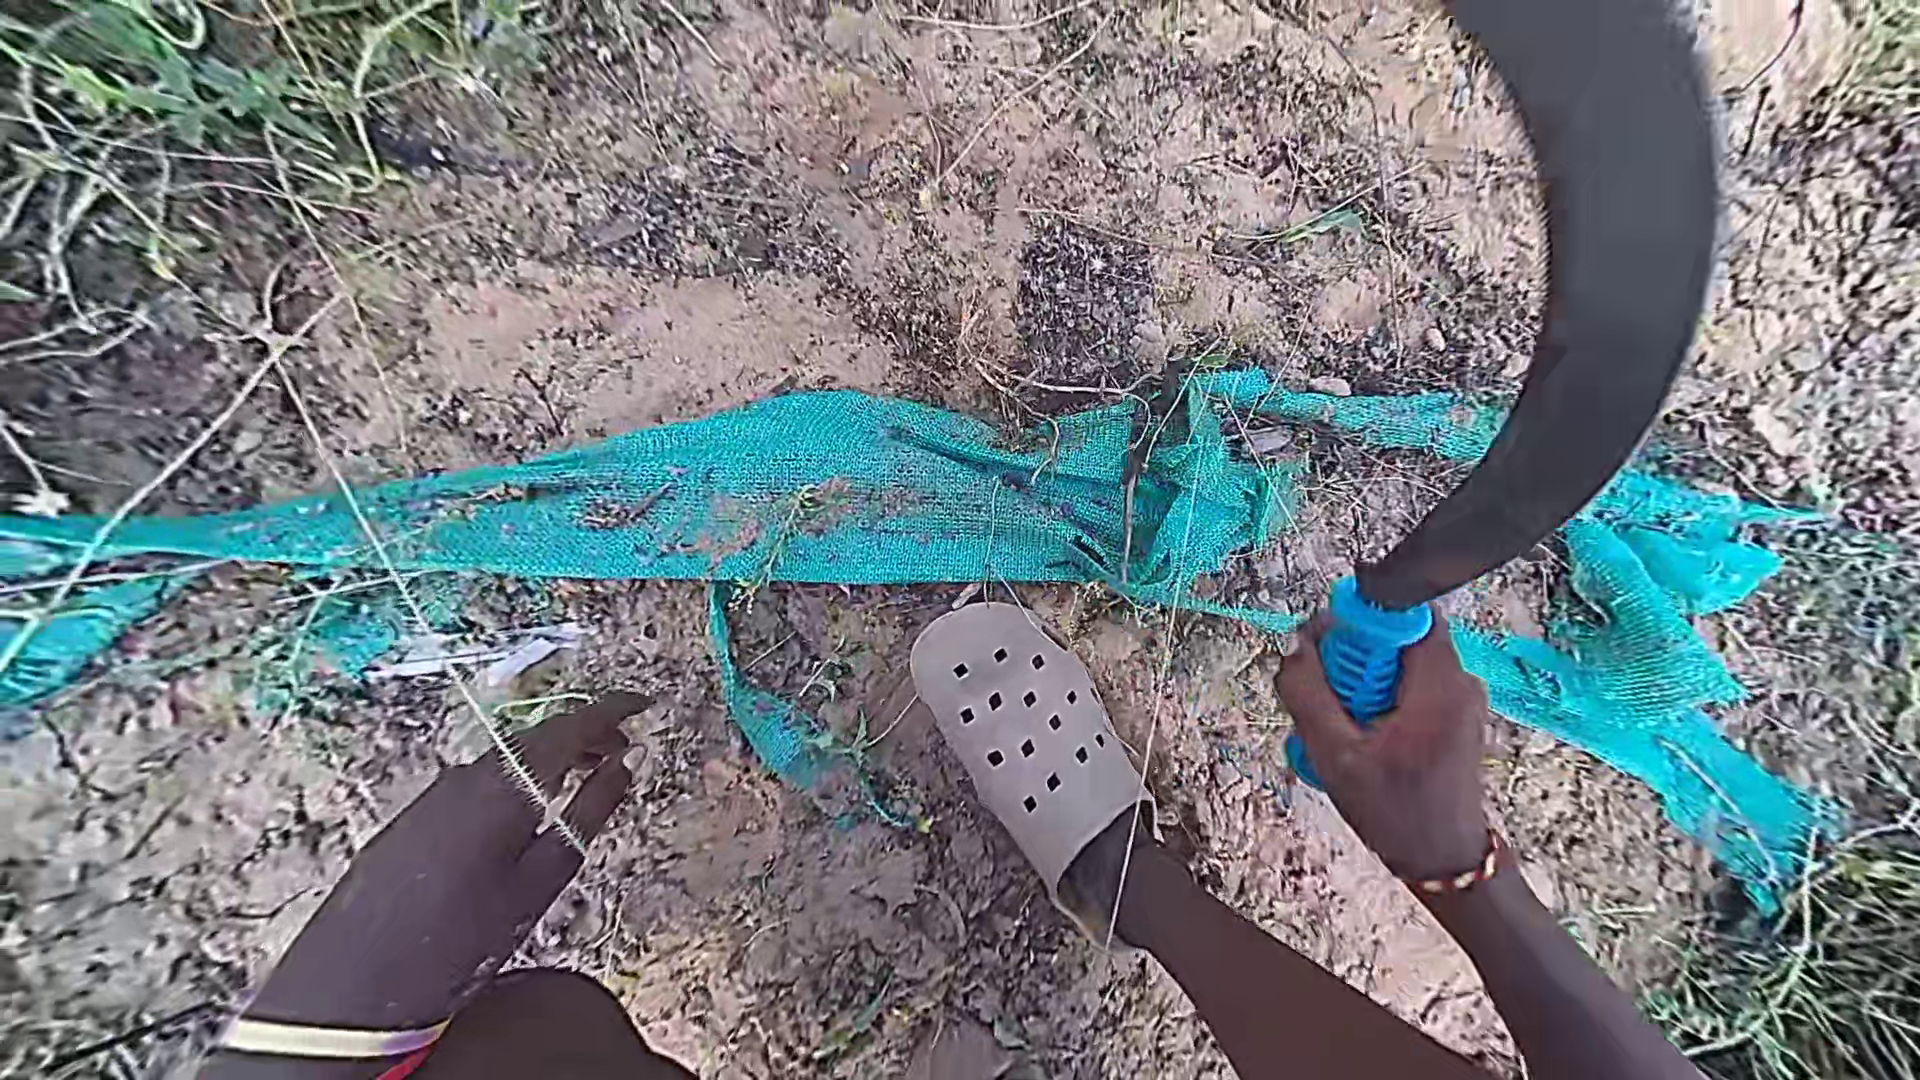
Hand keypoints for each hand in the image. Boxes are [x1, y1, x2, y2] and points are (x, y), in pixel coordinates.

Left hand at [241, 694, 644, 1031]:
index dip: (615, 708)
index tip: (646, 703)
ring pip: (512, 753)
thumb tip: (634, 756)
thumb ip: (595, 806)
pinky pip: (484, 773)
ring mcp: (437, 792)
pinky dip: (522, 772)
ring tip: (585, 773)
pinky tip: (531, 801)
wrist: (346, 996)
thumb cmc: (467, 934)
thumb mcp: (548, 873)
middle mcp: (471, 774)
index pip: (574, 725)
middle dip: (589, 732)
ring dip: (556, 753)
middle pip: (543, 734)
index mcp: (509, 783)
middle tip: (622, 747)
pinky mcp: (416, 813)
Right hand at [1279, 612, 1489, 881]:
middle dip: (1348, 655)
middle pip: (1391, 634)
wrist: (1444, 861)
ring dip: (1354, 676)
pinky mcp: (1448, 708)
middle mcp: (1458, 682)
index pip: (1403, 614)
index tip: (1325, 649)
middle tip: (1322, 694)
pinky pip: (1400, 676)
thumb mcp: (1333, 753)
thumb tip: (1294, 641)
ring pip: (1391, 655)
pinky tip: (1354, 727)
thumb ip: (1307, 691)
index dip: (1356, 620)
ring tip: (1336, 718)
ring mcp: (1456, 695)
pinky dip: (1370, 691)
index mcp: (1439, 687)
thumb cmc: (1393, 811)